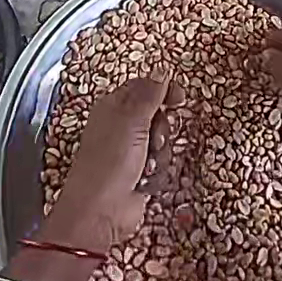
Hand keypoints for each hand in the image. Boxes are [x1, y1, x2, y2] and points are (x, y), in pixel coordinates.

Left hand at [39, 77, 179, 252]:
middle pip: (158, 116)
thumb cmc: (111, 160)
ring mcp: (131, 152)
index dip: (163, 91)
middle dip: (162, 129)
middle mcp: (121, 126)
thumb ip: (149, 94)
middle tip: (154, 139)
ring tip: (145, 165)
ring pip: (163, 142)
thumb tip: (161, 69)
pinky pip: (161, 165)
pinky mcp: (140, 174)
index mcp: (113, 106)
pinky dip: (156, 173)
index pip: (144, 88)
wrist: (101, 210)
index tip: (180, 98)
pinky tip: (143, 181)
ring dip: (160, 154)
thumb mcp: (131, 120)